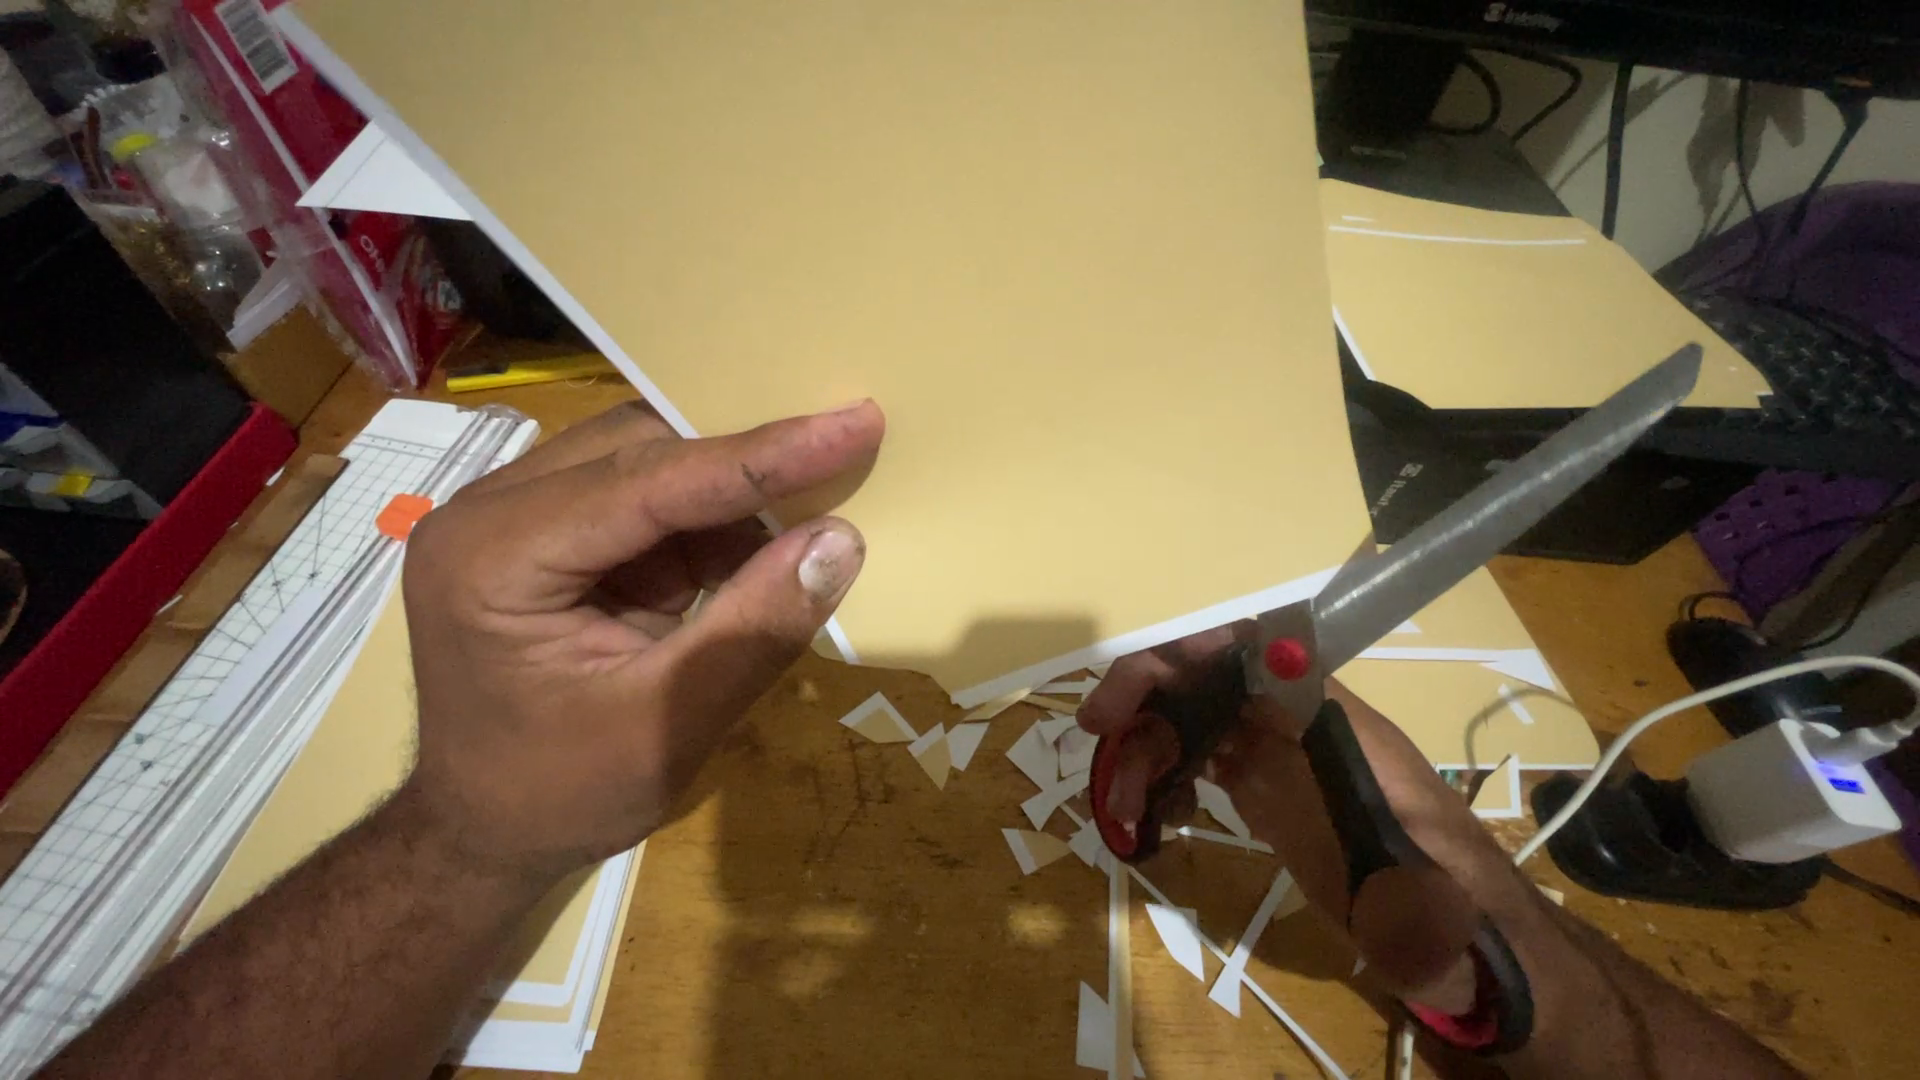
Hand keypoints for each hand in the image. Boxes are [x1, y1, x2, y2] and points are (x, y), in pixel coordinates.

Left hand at [400, 399, 884, 882]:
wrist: (485, 833)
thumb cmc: (557, 795)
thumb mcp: (666, 728)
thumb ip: (753, 631)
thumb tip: (840, 540)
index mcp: (493, 556)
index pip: (648, 482)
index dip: (762, 457)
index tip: (855, 424)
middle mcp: (497, 512)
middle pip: (644, 449)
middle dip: (750, 459)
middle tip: (850, 447)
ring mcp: (526, 519)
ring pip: (654, 464)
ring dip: (739, 491)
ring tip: (822, 500)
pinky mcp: (564, 539)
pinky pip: (658, 503)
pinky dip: (721, 523)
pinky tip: (771, 543)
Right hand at [1080, 626, 1549, 1010]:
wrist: (1461, 943)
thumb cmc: (1441, 899)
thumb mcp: (1404, 861)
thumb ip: (1350, 805)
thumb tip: (1288, 734)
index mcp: (1321, 713)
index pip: (1244, 648)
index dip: (1185, 650)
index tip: (1138, 682)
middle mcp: (1289, 719)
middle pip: (1203, 678)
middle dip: (1145, 696)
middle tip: (1098, 729)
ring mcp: (1272, 753)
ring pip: (1189, 721)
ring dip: (1144, 748)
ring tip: (1120, 803)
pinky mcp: (1260, 788)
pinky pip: (1197, 758)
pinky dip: (1164, 774)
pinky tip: (1152, 810)